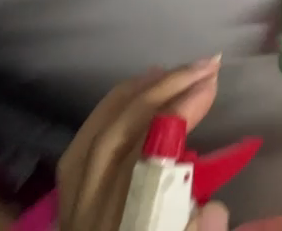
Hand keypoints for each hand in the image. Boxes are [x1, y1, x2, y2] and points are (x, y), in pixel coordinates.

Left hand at [58, 56, 228, 230]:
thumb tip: (213, 210)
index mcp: (123, 230)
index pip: (139, 170)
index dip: (172, 122)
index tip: (210, 87)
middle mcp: (85, 224)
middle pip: (115, 145)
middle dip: (162, 95)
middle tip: (207, 67)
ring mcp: (71, 219)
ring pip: (94, 143)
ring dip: (136, 97)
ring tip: (175, 70)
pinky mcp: (67, 215)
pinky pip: (80, 154)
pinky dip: (107, 116)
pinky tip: (134, 96)